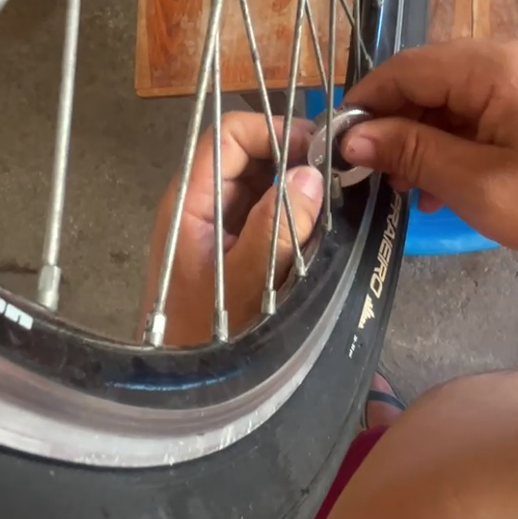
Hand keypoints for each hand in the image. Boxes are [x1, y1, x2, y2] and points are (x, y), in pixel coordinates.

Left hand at [144, 111, 326, 345]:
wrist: (181, 387)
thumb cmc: (207, 334)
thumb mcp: (247, 283)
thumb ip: (278, 228)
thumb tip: (312, 173)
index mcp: (189, 201)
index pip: (227, 135)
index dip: (272, 131)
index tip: (317, 151)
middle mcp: (199, 203)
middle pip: (245, 154)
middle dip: (290, 157)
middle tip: (336, 177)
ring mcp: (215, 224)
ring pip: (258, 182)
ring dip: (294, 186)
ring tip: (332, 203)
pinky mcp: (231, 245)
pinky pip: (264, 211)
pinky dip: (291, 212)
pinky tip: (316, 229)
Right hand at [339, 39, 517, 268]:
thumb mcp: (481, 186)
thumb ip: (413, 154)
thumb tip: (352, 138)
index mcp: (496, 66)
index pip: (406, 68)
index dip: (365, 105)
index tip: (336, 148)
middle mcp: (512, 56)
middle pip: (427, 79)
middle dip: (393, 125)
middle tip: (372, 177)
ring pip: (451, 97)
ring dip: (423, 138)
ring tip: (408, 189)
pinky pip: (481, 110)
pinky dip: (455, 141)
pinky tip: (445, 183)